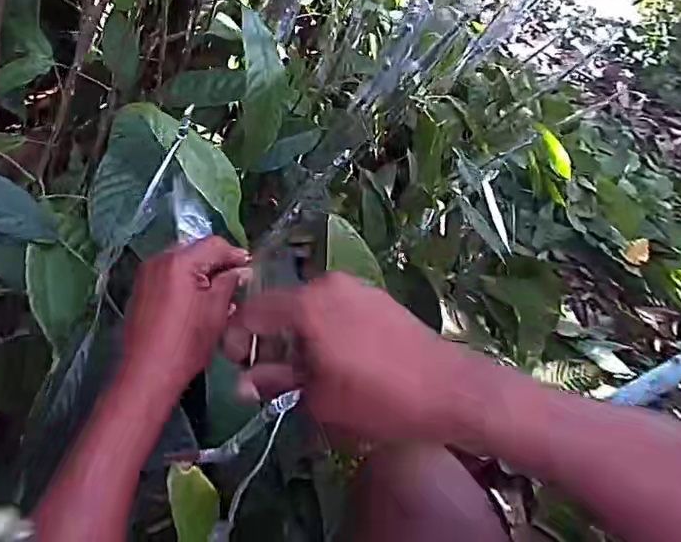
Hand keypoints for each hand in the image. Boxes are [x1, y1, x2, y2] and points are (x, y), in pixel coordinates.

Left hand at [117, 236, 250, 399]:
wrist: (146, 376)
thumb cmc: (186, 343)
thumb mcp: (216, 311)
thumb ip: (229, 282)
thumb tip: (241, 270)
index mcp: (179, 261)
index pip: (213, 244)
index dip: (234, 253)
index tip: (248, 265)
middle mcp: (159, 260)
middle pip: (195, 249)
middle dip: (216, 261)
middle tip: (235, 276)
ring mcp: (146, 274)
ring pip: (181, 261)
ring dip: (200, 270)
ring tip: (217, 289)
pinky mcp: (140, 289)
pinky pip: (168, 274)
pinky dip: (184, 280)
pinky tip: (196, 298)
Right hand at [222, 272, 492, 445]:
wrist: (446, 385)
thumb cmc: (377, 396)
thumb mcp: (319, 398)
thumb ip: (275, 383)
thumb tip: (243, 381)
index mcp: (307, 303)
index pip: (253, 310)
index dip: (236, 336)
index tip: (234, 365)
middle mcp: (327, 283)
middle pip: (282, 304)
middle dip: (268, 338)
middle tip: (267, 376)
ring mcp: (354, 285)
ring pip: (308, 305)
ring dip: (295, 333)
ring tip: (302, 372)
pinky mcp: (374, 294)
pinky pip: (333, 305)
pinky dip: (321, 326)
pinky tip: (332, 358)